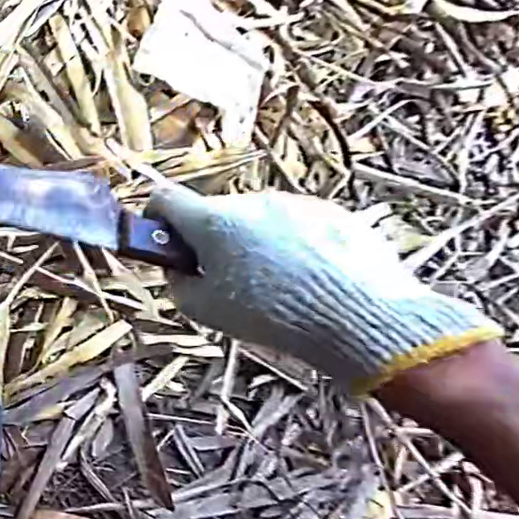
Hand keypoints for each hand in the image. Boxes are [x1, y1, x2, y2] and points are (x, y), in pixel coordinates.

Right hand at [147, 186, 499, 391]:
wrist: (363, 321)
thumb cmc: (269, 315)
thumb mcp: (198, 306)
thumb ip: (177, 278)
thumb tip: (178, 265)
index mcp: (211, 220)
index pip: (164, 197)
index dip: (156, 216)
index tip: (163, 239)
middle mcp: (251, 201)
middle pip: (212, 211)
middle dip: (207, 237)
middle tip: (218, 274)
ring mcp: (296, 204)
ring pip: (253, 217)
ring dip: (247, 240)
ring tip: (267, 279)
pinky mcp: (334, 212)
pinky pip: (293, 222)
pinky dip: (287, 242)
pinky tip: (301, 275)